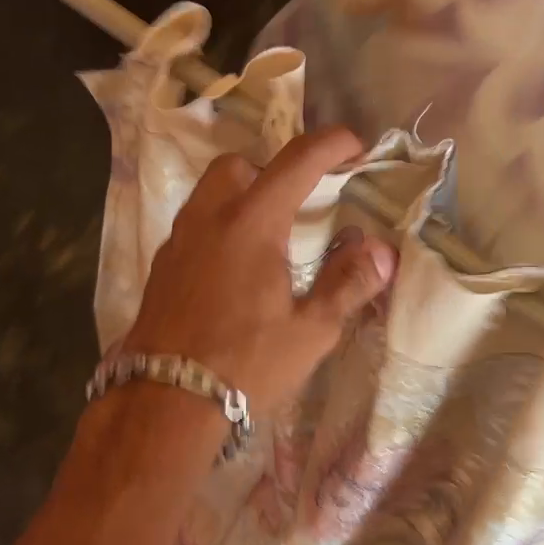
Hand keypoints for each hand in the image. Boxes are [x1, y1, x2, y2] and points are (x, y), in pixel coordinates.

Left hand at [120, 126, 397, 414]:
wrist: (169, 399)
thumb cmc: (248, 364)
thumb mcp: (310, 331)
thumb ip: (347, 284)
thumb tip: (382, 252)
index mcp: (253, 223)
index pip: (297, 161)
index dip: (332, 145)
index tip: (355, 147)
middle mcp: (210, 217)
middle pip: (241, 165)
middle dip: (275, 171)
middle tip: (300, 205)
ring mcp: (179, 241)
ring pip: (210, 192)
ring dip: (242, 197)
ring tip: (268, 238)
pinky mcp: (162, 267)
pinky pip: (194, 226)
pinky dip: (219, 228)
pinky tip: (234, 270)